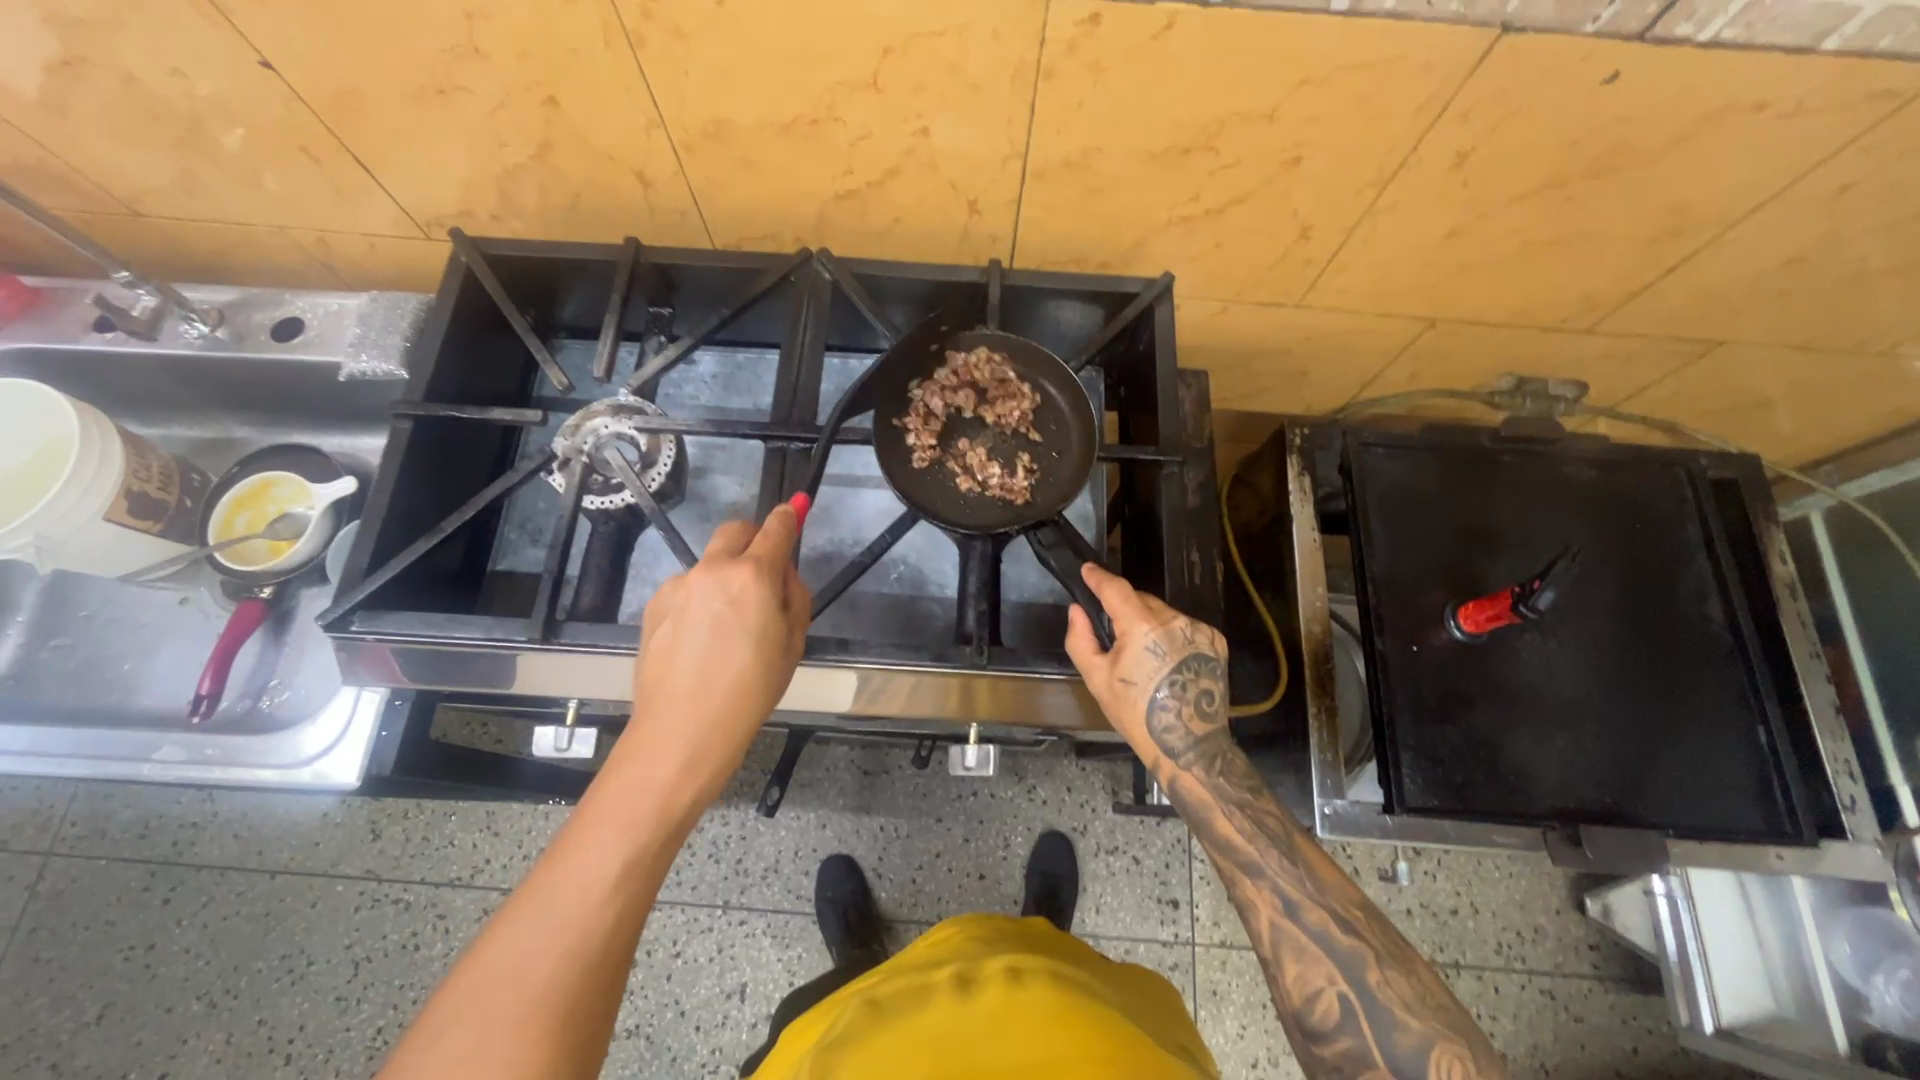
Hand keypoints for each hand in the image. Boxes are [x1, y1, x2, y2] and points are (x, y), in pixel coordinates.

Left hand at [615, 500, 810, 807]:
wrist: (684, 726)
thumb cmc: (752, 689)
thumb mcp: (794, 644)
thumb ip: (793, 597)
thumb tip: (782, 572)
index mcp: (754, 575)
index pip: (777, 529)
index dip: (790, 516)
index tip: (796, 507)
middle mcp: (713, 569)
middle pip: (736, 530)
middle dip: (753, 537)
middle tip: (763, 568)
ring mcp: (679, 584)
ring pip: (709, 565)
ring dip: (724, 577)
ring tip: (728, 627)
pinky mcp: (655, 605)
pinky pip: (686, 590)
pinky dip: (699, 601)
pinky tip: (700, 640)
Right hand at [1064, 562, 1232, 777]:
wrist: (1188, 744)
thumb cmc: (1136, 714)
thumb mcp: (1097, 680)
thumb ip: (1081, 639)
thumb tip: (1077, 610)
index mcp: (1142, 627)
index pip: (1116, 588)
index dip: (1098, 577)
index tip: (1087, 569)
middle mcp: (1174, 619)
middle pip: (1141, 600)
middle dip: (1124, 609)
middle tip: (1112, 633)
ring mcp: (1198, 629)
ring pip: (1163, 613)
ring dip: (1148, 622)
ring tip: (1141, 655)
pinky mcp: (1214, 641)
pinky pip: (1183, 626)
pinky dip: (1169, 634)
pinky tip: (1164, 661)